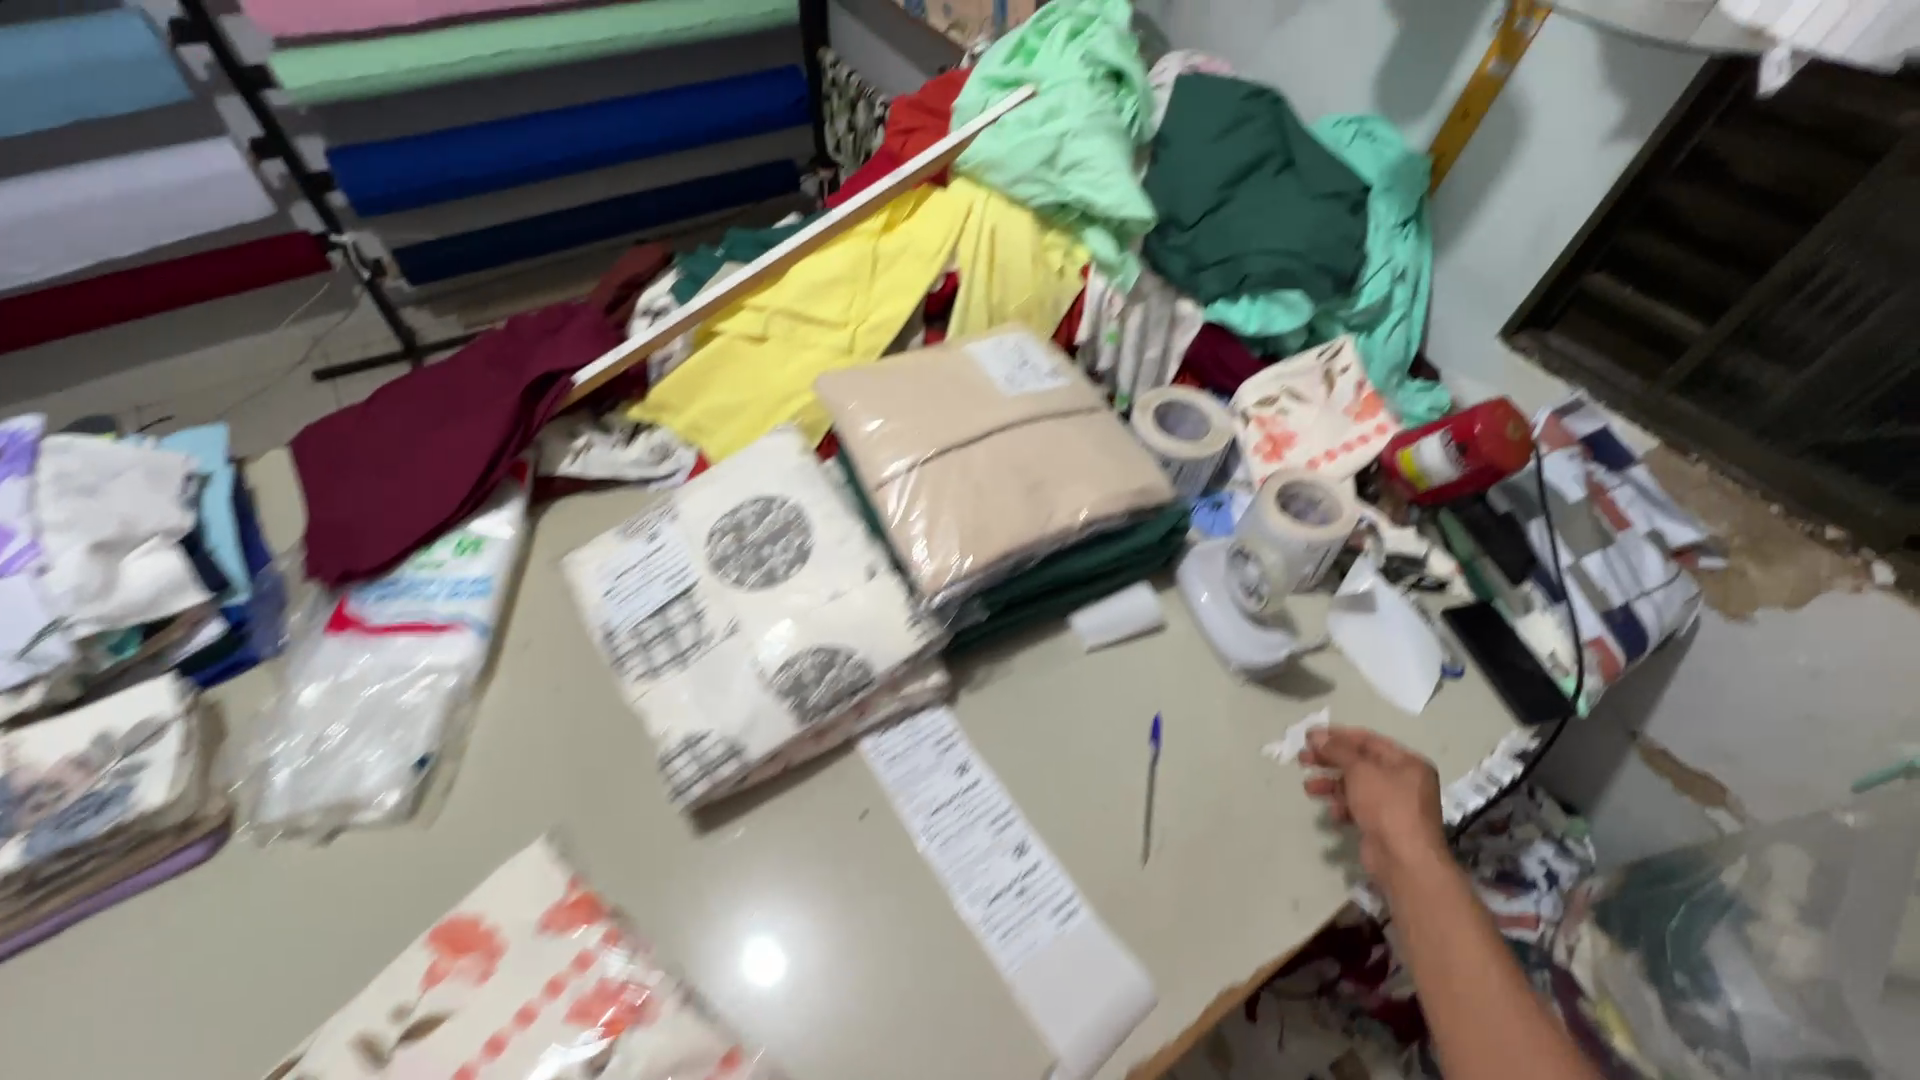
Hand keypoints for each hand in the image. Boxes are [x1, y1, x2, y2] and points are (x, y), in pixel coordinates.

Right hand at [1300, 726, 1448, 889]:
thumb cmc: (1386, 806)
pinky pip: (1359, 807)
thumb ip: (1337, 749)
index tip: (1309, 737)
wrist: (1404, 860)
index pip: (1368, 740)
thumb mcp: (1360, 770)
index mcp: (1407, 762)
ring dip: (1331, 784)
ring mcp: (1394, 805)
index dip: (1337, 736)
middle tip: (1303, 759)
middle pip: (1360, 763)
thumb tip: (1315, 735)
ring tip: (1309, 787)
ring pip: (1356, 786)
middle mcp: (1403, 781)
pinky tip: (1332, 813)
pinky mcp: (1383, 825)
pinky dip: (1343, 806)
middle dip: (1330, 760)